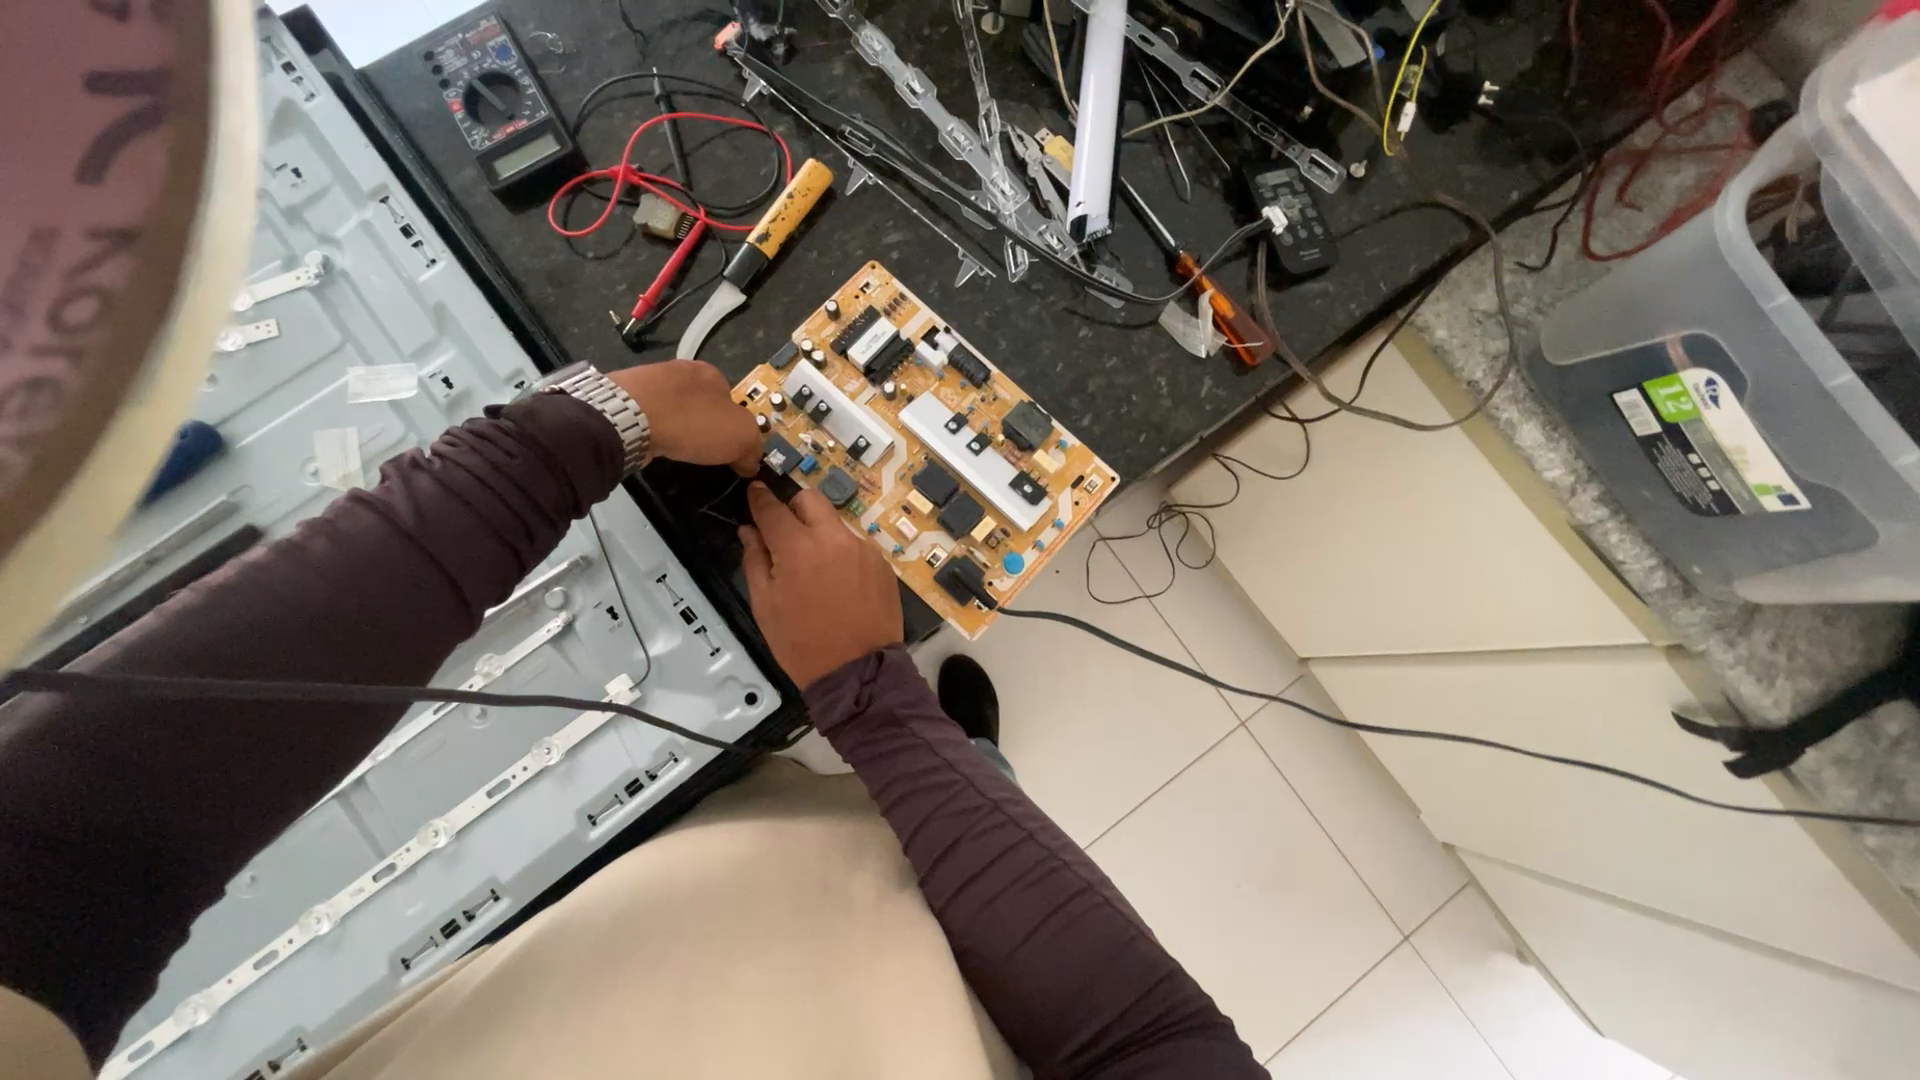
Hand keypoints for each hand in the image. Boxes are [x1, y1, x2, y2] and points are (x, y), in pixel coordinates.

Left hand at [609, 360, 759, 474]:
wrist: (631, 416)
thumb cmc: (694, 422)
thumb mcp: (742, 436)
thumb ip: (753, 446)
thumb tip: (750, 462)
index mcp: (713, 373)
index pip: (732, 401)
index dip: (734, 427)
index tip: (730, 448)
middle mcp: (682, 370)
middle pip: (702, 403)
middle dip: (704, 425)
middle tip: (703, 451)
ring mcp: (651, 380)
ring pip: (674, 408)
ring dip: (678, 426)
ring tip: (677, 449)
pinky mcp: (627, 395)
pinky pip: (649, 415)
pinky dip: (655, 429)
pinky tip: (654, 442)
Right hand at [739, 482, 902, 688]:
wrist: (858, 672)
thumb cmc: (802, 644)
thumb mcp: (765, 605)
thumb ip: (755, 560)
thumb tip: (750, 532)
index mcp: (798, 547)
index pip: (772, 508)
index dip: (759, 498)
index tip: (754, 492)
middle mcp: (834, 538)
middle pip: (810, 500)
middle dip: (794, 508)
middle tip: (786, 532)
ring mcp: (863, 549)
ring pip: (835, 524)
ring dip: (820, 534)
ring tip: (816, 569)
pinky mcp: (882, 563)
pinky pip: (856, 546)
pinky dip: (843, 554)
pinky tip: (840, 583)